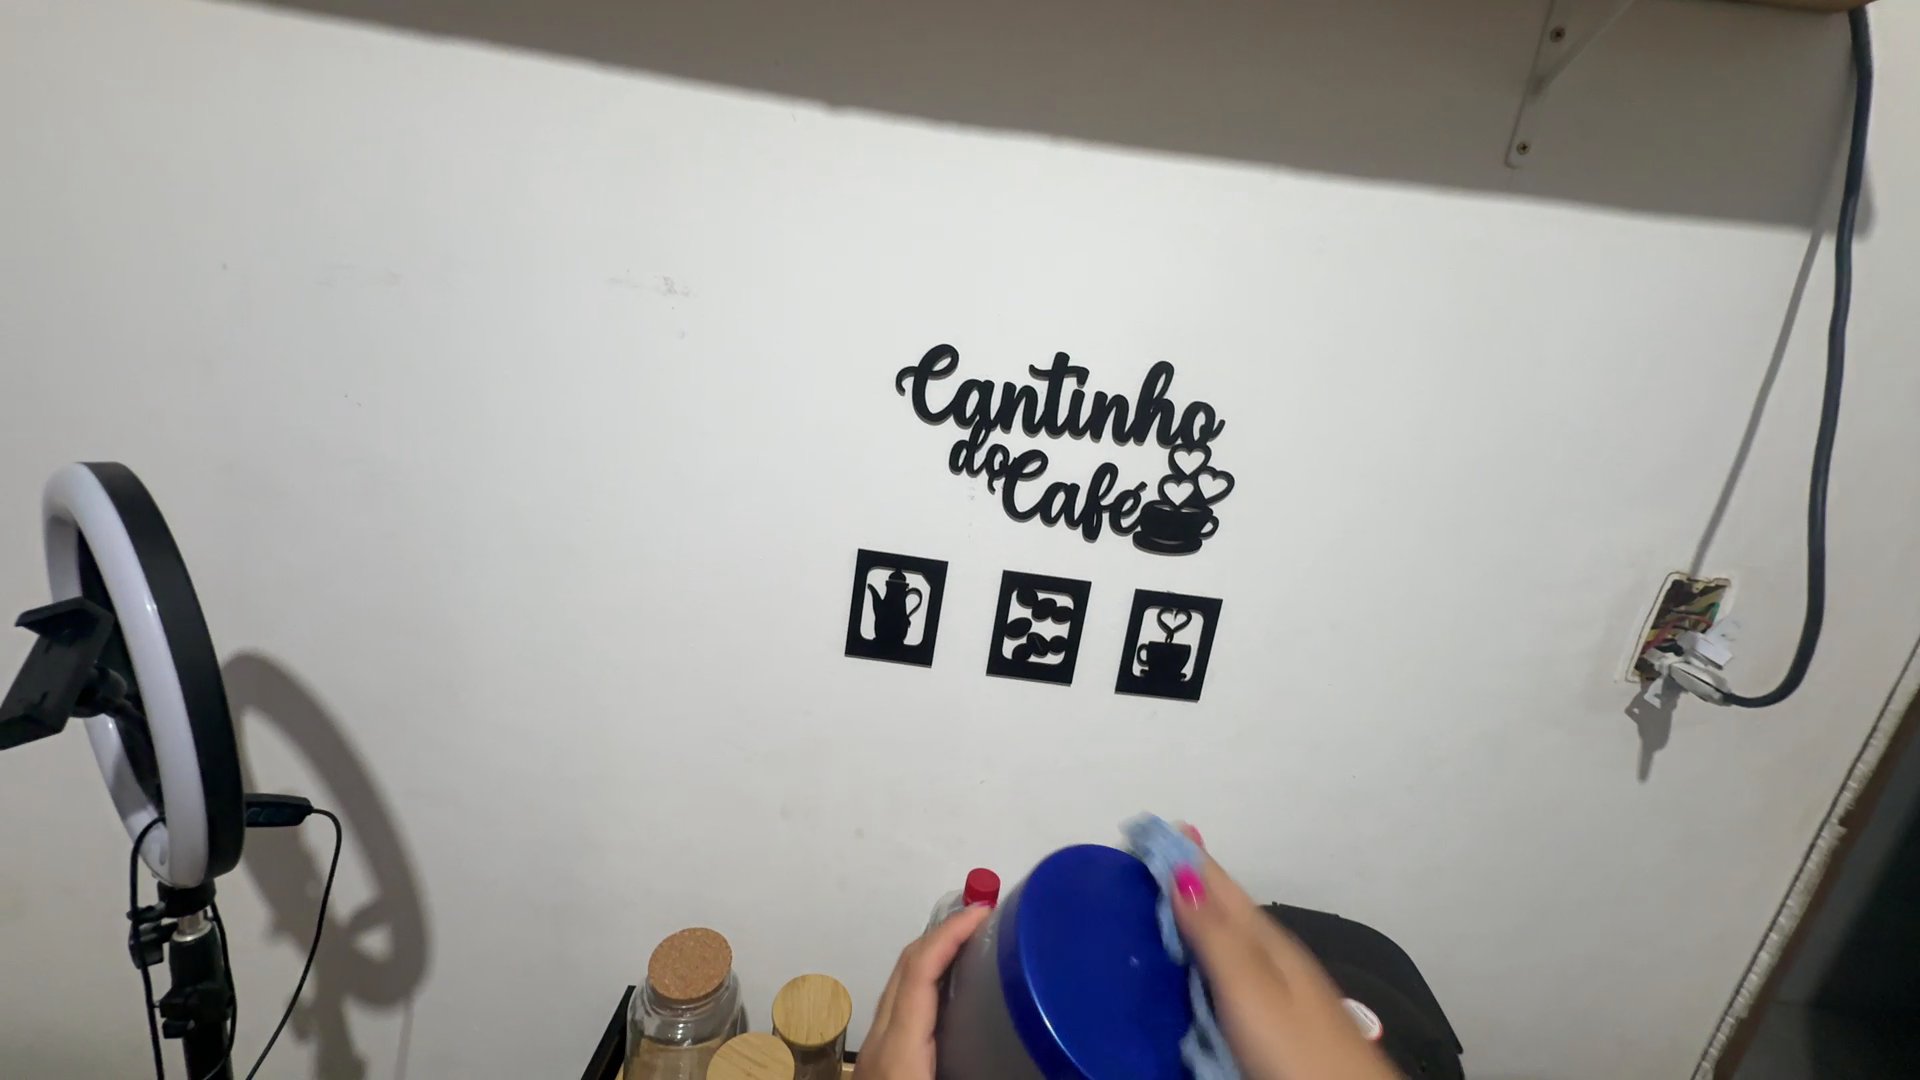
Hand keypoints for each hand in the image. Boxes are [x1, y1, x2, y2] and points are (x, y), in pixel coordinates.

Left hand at [852, 905, 991, 1079]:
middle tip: (984, 919)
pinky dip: (926, 979)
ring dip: (933, 952)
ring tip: (972, 943)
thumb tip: (1028, 1052)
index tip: (983, 911)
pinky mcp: (879, 1058)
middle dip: (944, 931)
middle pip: (906, 966)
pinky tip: (951, 988)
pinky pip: (900, 1002)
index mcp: (899, 1050)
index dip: (950, 932)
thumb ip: (984, 1065)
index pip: (919, 971)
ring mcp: (875, 1048)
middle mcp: (880, 1041)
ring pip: (899, 982)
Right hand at [1172, 831, 1399, 1079]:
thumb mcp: (1249, 988)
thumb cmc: (1297, 1048)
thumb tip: (1179, 869)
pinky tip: (1193, 960)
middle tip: (1146, 857)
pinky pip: (1227, 964)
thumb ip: (1214, 932)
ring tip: (1160, 899)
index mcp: (1262, 935)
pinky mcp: (1275, 1013)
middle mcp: (1270, 950)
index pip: (1216, 880)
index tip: (1148, 828)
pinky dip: (1204, 949)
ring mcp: (1277, 982)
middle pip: (1220, 902)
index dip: (1182, 853)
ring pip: (1224, 932)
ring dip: (1193, 911)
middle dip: (1184, 877)